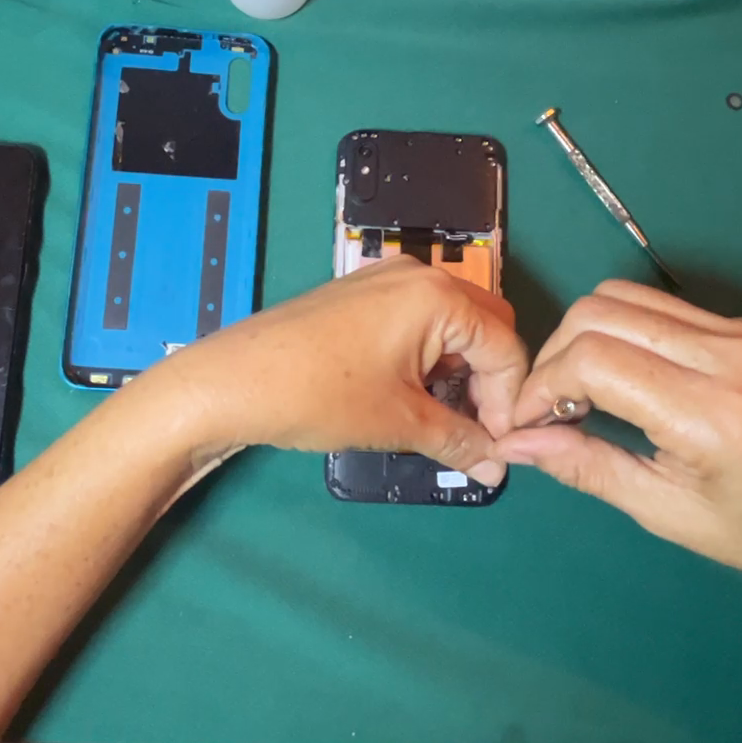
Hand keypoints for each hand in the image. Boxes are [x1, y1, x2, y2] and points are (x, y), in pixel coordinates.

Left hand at [145, 257, 527, 484]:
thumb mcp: (399, 422)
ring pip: (451, 324)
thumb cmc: (321, 396)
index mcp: (438, 296)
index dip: (509, 400)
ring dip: (459, 370)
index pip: (507, 346)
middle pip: (484, 327)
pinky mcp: (359, 295)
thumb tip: (498, 466)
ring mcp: (384, 280)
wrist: (232, 381)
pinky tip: (408, 392)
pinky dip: (428, 356)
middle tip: (472, 428)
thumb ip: (459, 441)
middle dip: (489, 380)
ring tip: (439, 417)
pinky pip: (417, 321)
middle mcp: (418, 276)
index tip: (496, 444)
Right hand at [491, 280, 741, 616]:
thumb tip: (513, 442)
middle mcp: (726, 355)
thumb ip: (584, 467)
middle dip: (553, 357)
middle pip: (598, 313)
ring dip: (581, 338)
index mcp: (710, 414)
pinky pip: (655, 308)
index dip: (542, 386)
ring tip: (579, 392)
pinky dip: (616, 332)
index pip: (592, 359)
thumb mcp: (665, 513)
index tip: (527, 423)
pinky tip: (619, 378)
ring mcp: (739, 332)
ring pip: (621, 297)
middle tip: (549, 409)